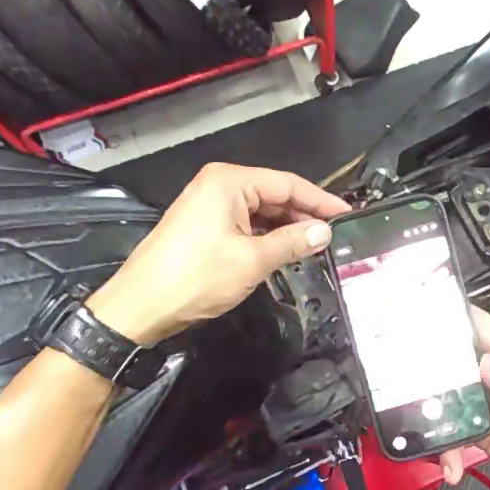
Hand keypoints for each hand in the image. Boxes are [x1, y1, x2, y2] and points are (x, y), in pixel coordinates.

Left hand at [88, 163, 349, 344]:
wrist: (141, 307)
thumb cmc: (195, 277)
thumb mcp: (253, 260)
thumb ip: (293, 242)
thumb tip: (325, 232)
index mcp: (229, 182)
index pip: (288, 184)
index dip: (321, 201)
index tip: (348, 215)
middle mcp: (220, 186)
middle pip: (276, 195)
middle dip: (306, 215)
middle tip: (335, 236)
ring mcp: (211, 206)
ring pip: (264, 212)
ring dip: (289, 229)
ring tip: (317, 247)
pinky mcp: (207, 226)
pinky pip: (249, 224)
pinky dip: (270, 237)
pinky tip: (288, 252)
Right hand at [439, 308, 489, 489]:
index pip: (486, 330)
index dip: (458, 317)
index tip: (426, 315)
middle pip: (458, 362)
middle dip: (431, 368)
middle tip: (405, 381)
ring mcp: (489, 406)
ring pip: (449, 399)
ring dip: (433, 415)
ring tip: (426, 436)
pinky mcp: (482, 433)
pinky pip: (454, 434)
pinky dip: (447, 449)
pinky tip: (450, 466)